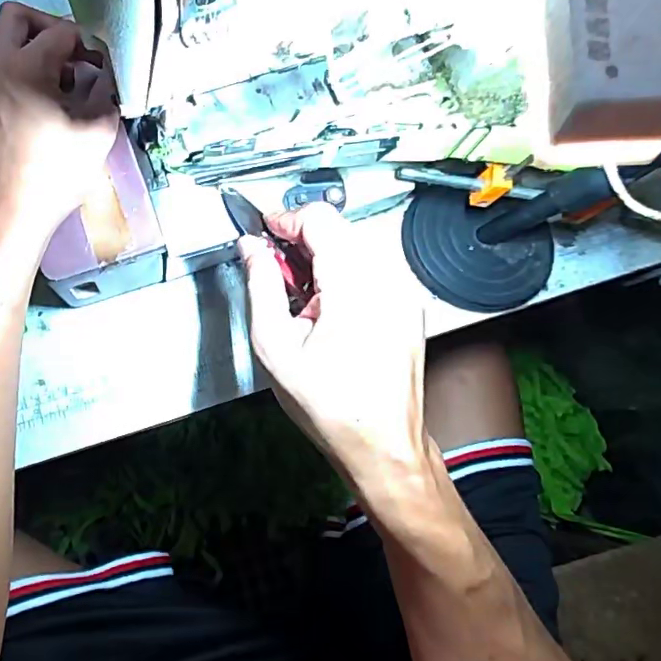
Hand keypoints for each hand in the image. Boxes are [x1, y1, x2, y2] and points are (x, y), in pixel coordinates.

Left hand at [0, 2, 121, 253]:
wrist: (9, 216)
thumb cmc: (55, 174)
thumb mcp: (97, 131)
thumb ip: (106, 92)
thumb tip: (106, 75)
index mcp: (23, 66)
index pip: (61, 31)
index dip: (89, 42)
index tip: (104, 65)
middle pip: (16, 18)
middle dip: (51, 29)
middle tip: (76, 58)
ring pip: (1, 44)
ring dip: (32, 51)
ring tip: (61, 84)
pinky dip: (19, 74)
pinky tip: (41, 108)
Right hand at [240, 204, 428, 489]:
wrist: (382, 442)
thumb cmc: (334, 407)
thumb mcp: (276, 345)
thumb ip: (261, 285)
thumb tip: (253, 250)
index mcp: (355, 285)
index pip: (319, 218)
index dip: (285, 219)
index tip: (265, 233)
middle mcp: (387, 280)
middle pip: (338, 228)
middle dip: (301, 242)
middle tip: (276, 273)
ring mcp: (403, 292)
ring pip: (354, 245)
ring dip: (322, 259)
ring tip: (302, 301)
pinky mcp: (407, 304)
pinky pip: (371, 268)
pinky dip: (345, 276)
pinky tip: (328, 310)